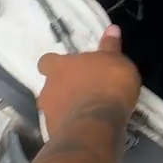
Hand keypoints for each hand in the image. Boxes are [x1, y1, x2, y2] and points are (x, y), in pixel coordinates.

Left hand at [35, 25, 140, 140]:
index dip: (56, 64)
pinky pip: (61, 126)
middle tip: (83, 90)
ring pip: (54, 107)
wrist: (96, 126)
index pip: (47, 61)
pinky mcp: (53, 134)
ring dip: (67, 107)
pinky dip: (71, 125)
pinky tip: (88, 126)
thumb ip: (110, 46)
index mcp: (60, 67)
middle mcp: (48, 88)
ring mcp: (48, 113)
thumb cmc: (107, 85)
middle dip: (63, 88)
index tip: (69, 67)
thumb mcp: (116, 60)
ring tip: (87, 110)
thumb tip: (111, 28)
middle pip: (50, 86)